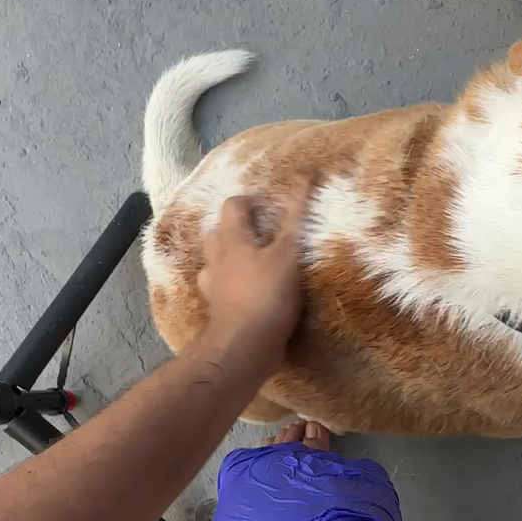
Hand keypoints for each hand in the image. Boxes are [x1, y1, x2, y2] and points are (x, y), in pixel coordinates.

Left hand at [196, 190, 306, 360]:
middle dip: (236, 229)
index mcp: (232, 240)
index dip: (251, 200)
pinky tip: (247, 293)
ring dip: (229, 260)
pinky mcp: (221, 312)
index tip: (273, 207)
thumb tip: (306, 174)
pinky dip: (232, 288)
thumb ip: (296, 216)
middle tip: (262, 234)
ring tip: (253, 263)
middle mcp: (217, 260)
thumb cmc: (267, 294)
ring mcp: (214, 288)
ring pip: (215, 264)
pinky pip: (222, 292)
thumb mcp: (288, 252)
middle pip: (217, 233)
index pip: (233, 206)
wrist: (245, 346)